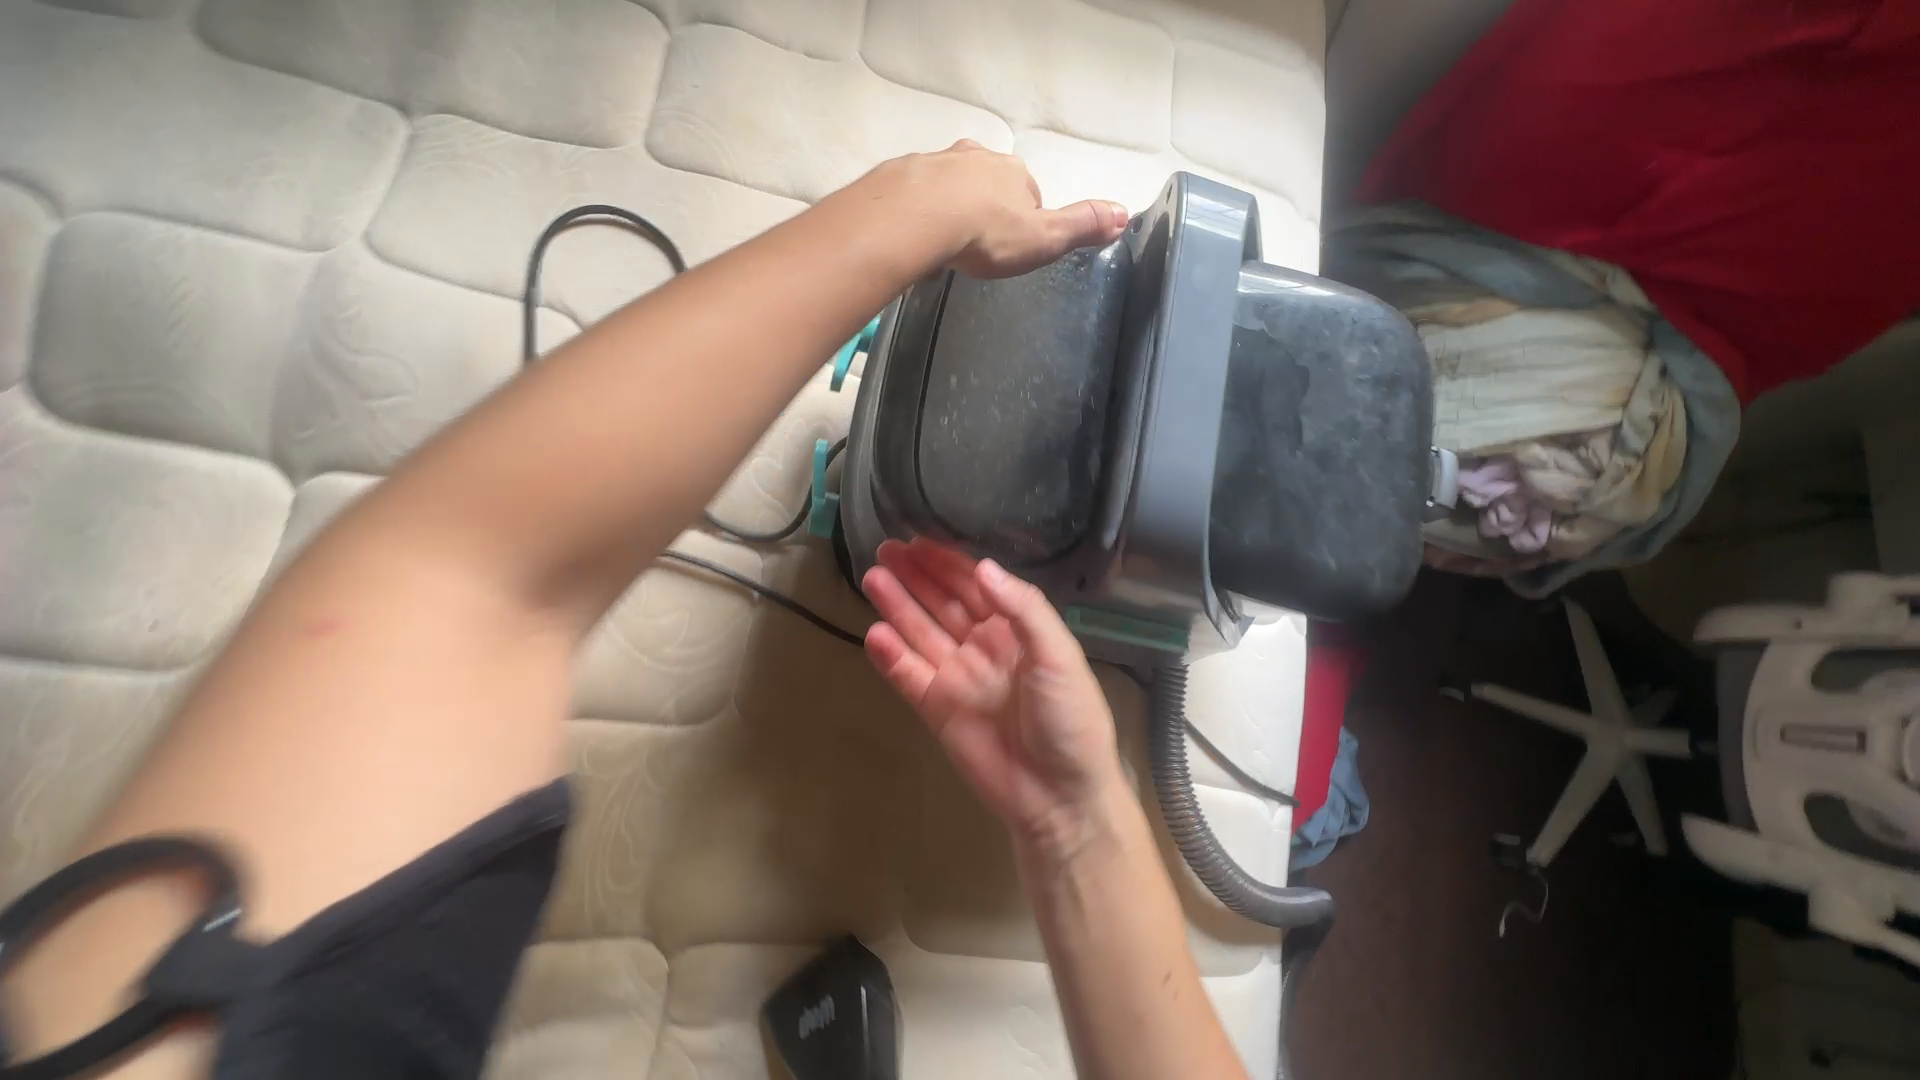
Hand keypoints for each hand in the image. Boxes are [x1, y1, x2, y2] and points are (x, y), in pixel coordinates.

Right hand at [861, 539, 1126, 860]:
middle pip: (943, 603)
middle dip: (917, 576)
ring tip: (872, 577)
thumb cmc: (1070, 719)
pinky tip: (874, 632)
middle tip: (886, 549)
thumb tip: (983, 567)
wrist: (1059, 795)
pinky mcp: (936, 709)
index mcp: (1017, 631)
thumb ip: (1024, 609)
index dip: (949, 562)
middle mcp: (984, 647)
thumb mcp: (1059, 655)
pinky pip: (908, 676)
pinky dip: (891, 656)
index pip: (977, 586)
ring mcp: (957, 677)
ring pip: (921, 633)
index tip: (920, 539)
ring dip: (897, 605)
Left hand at [866, 140, 1130, 278]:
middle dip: (985, 210)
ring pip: (948, 186)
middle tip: (976, 246)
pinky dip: (918, 213)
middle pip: (987, 184)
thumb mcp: (1044, 238)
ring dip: (949, 209)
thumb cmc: (986, 233)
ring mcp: (935, 163)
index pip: (1028, 194)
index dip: (1024, 221)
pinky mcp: (901, 177)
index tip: (1013, 246)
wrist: (916, 220)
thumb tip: (1125, 213)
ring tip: (944, 243)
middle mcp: (976, 158)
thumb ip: (1082, 226)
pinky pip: (914, 195)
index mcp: (1013, 173)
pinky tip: (915, 237)